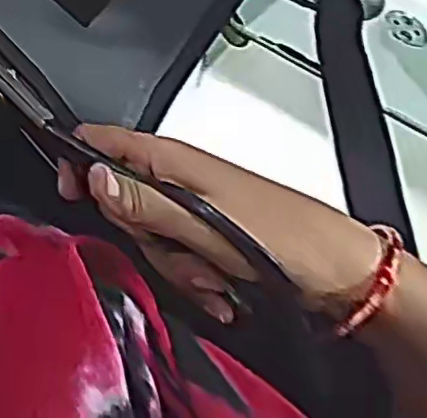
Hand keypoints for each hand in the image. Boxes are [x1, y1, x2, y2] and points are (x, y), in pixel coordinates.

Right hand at [56, 125, 384, 323]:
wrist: (352, 278)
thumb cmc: (289, 239)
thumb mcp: (204, 221)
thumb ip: (142, 198)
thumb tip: (92, 175)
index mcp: (166, 157)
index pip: (95, 140)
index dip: (76, 162)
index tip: (74, 191)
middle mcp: (173, 175)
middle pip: (116, 195)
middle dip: (136, 230)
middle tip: (167, 246)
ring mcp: (189, 204)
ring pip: (145, 230)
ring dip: (171, 261)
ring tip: (208, 275)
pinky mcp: (204, 232)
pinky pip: (173, 251)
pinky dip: (191, 274)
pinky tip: (218, 284)